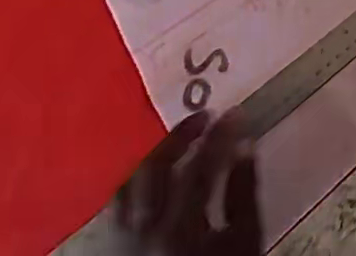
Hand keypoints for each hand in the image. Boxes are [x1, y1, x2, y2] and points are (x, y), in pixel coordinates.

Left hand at [115, 110, 260, 255]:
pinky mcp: (110, 253)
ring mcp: (118, 246)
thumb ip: (244, 193)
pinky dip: (137, 185)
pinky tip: (157, 182)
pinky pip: (118, 208)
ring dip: (153, 158)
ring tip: (180, 145)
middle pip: (152, 169)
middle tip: (205, 117)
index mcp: (177, 229)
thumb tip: (245, 146)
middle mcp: (139, 234)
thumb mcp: (245, 243)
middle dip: (179, 136)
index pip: (199, 165)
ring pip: (125, 188)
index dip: (219, 134)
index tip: (235, 112)